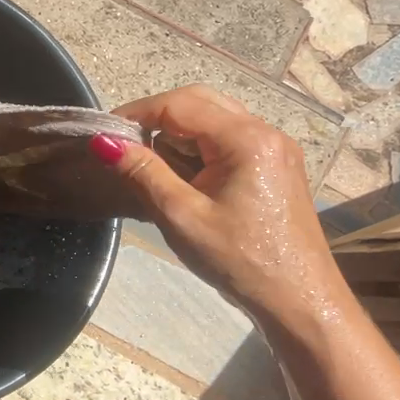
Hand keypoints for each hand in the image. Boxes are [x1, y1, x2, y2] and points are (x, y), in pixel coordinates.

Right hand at [92, 85, 348, 322]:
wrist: (297, 297)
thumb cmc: (237, 258)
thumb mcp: (179, 215)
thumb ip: (141, 172)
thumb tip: (102, 141)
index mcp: (246, 140)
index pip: (180, 104)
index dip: (136, 112)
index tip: (101, 134)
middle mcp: (265, 133)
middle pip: (199, 102)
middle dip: (154, 117)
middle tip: (118, 144)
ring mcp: (272, 150)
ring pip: (212, 120)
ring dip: (173, 133)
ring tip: (142, 163)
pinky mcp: (272, 167)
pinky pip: (224, 140)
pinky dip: (193, 148)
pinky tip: (175, 175)